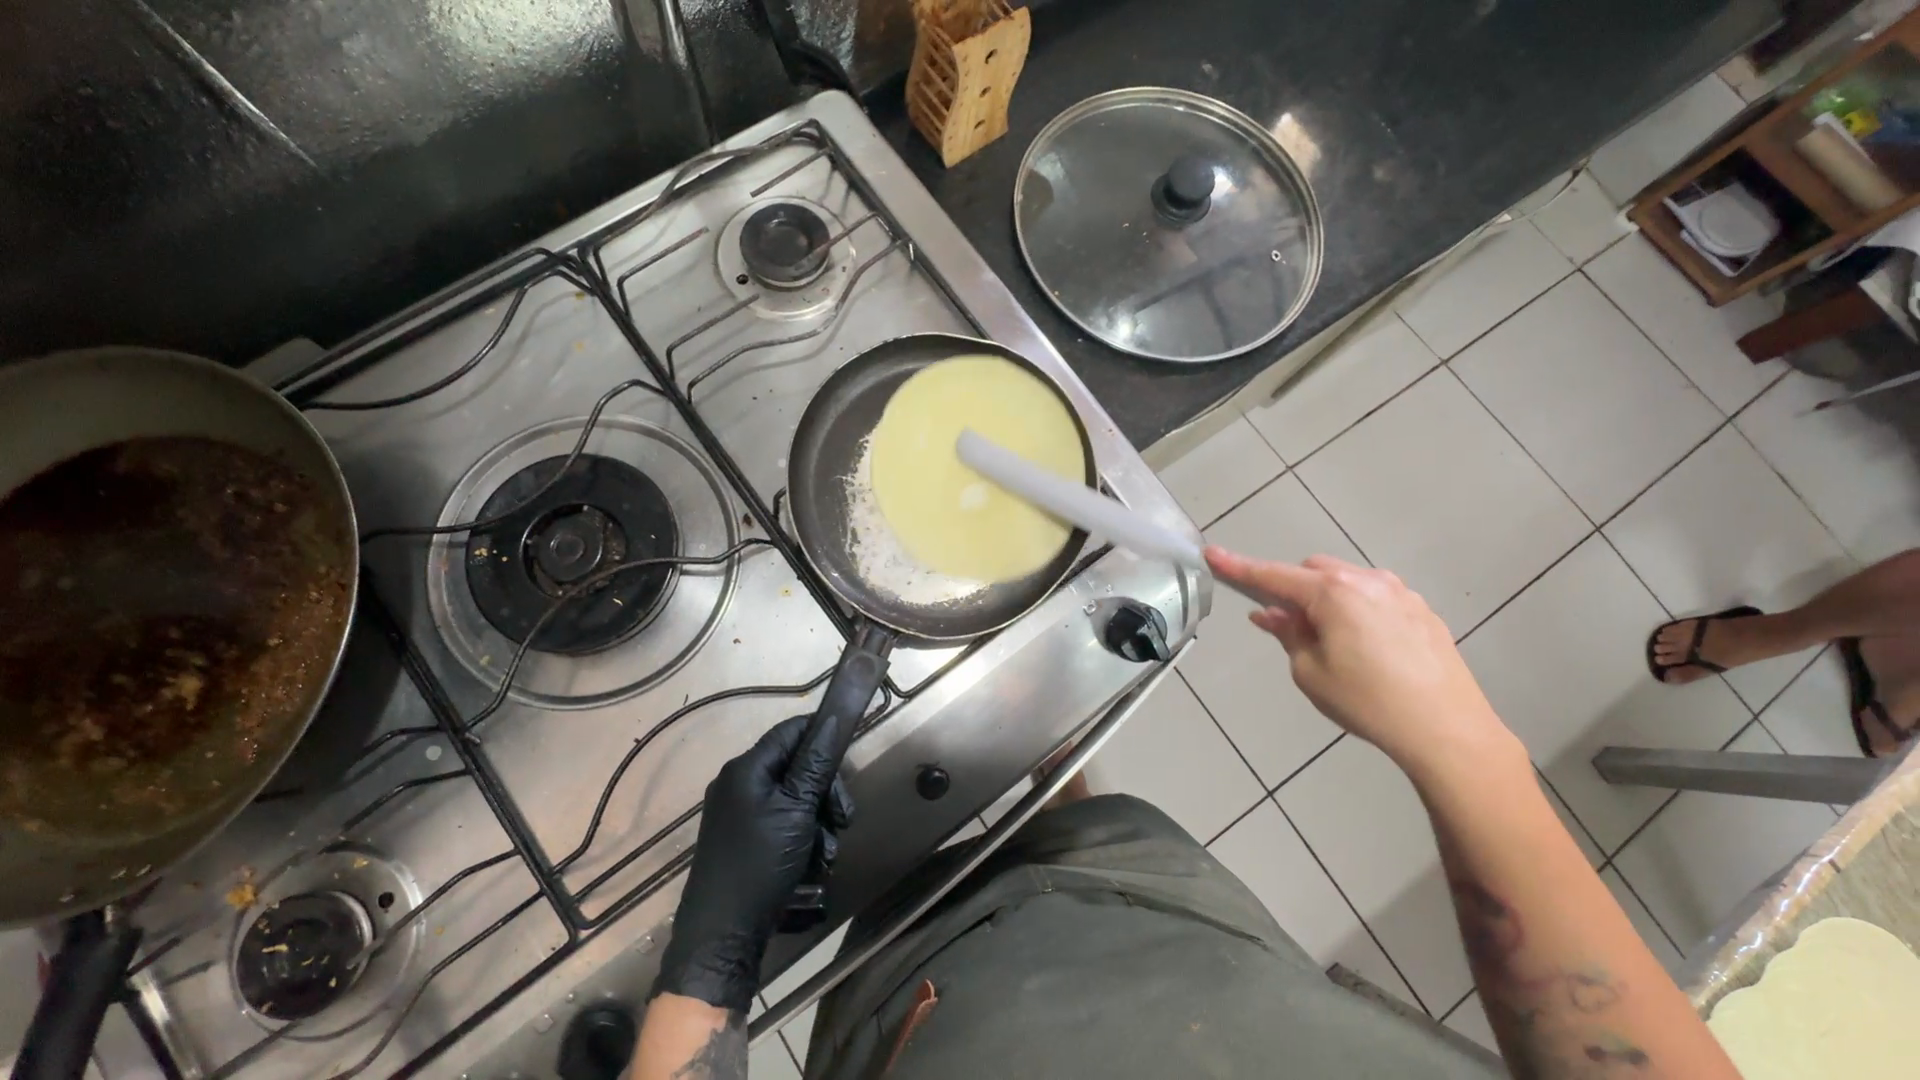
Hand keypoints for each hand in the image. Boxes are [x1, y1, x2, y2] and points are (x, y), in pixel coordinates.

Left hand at [652, 714, 853, 1013]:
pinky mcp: (741, 840)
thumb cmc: (761, 862)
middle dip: (826, 793)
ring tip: (825, 854)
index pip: (791, 730)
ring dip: (818, 823)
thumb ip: (816, 763)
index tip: (850, 761)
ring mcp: (738, 813)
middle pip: (797, 768)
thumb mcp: (797, 808)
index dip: (823, 736)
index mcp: (747, 767)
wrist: (723, 932)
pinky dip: (802, 840)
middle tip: (844, 821)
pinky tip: (811, 866)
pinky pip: (782, 824)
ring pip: (795, 800)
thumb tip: (832, 716)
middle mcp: (738, 783)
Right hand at [1205, 547, 1517, 774]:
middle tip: (1291, 629)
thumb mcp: (1311, 673)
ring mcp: (1401, 593)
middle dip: (1295, 590)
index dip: (1240, 567)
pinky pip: (1377, 598)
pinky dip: (1359, 611)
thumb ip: (1289, 635)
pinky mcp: (1423, 611)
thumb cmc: (1367, 702)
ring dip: (1330, 600)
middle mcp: (1368, 581)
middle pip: (1315, 571)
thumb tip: (1272, 614)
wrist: (1446, 728)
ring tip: (1334, 645)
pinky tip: (1370, 651)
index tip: (1212, 553)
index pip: (1273, 576)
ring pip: (1349, 582)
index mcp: (1334, 593)